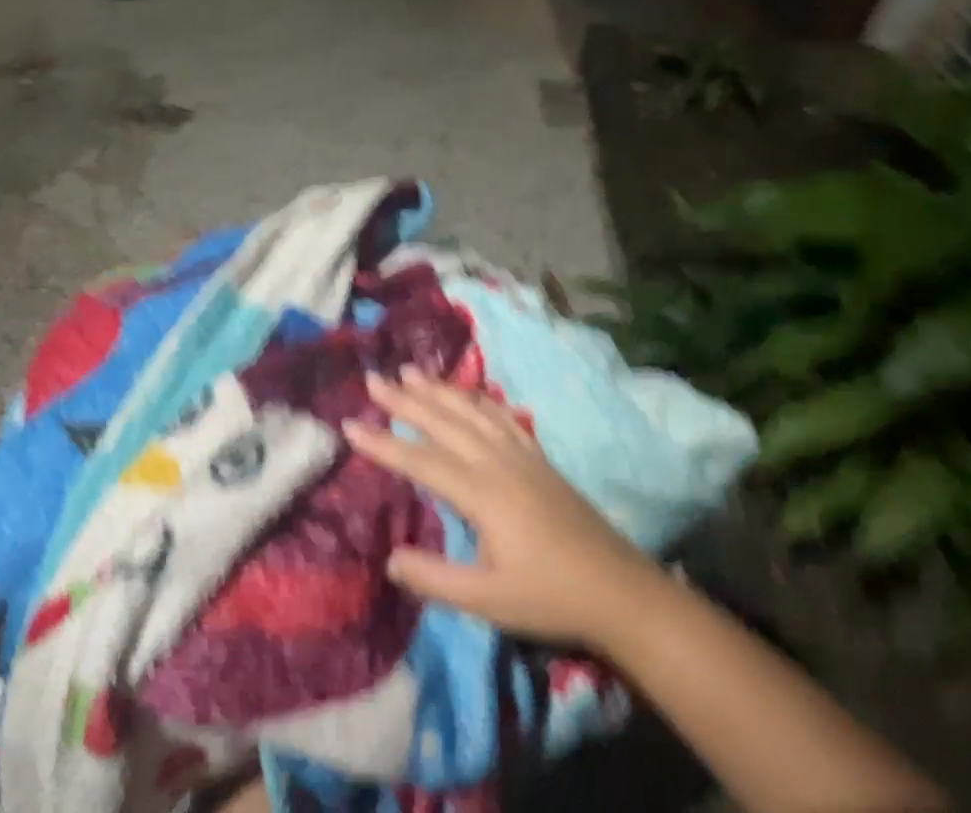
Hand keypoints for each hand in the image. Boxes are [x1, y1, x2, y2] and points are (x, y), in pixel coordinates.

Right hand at [343, 368, 664, 647]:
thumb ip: (434, 577)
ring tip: (412, 372)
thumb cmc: (549, 597)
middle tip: (374, 380)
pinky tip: (469, 395)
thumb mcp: (486, 599)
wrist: (620, 591)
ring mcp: (524, 458)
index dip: (384, 444)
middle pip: (446, 423)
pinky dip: (479, 401)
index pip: (422, 461)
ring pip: (474, 413)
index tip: (349, 424)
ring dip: (441, 391)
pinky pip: (503, 418)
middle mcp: (501, 464)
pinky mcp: (541, 462)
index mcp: (483, 494)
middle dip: (408, 401)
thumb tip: (389, 557)